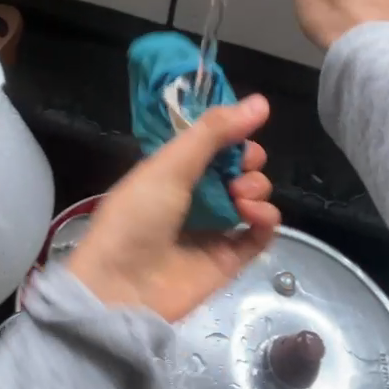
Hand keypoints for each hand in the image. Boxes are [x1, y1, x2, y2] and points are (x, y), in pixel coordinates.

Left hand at [67, 96, 281, 321]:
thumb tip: (261, 101)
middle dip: (248, 161)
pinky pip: (260, 234)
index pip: (213, 143)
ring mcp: (213, 226)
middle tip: (241, 167)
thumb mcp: (170, 164)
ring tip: (241, 197)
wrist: (122, 288)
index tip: (243, 130)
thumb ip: (213, 132)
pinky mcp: (229, 259)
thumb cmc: (137, 216)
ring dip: (257, 188)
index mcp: (172, 168)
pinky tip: (253, 216)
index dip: (232, 134)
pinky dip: (266, 220)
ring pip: (253, 197)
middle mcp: (194, 194)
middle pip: (238, 167)